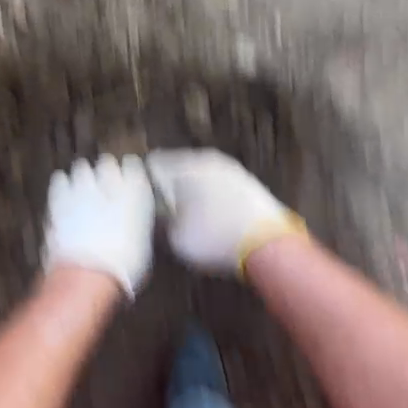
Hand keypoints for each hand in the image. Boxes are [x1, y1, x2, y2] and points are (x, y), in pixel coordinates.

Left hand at [43, 155, 155, 295]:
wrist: (88, 270)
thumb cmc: (125, 265)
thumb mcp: (141, 242)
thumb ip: (136, 221)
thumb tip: (131, 221)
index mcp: (136, 190)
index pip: (133, 166)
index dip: (129, 174)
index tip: (128, 180)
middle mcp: (109, 181)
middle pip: (106, 163)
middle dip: (104, 172)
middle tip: (104, 186)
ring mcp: (81, 186)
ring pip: (81, 168)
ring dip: (82, 176)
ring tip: (82, 188)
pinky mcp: (58, 197)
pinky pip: (59, 180)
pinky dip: (62, 185)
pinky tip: (62, 192)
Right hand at [146, 149, 303, 275]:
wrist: (268, 246)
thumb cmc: (214, 238)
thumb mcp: (176, 236)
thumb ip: (162, 219)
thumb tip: (159, 212)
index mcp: (185, 167)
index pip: (155, 164)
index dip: (145, 179)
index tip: (139, 192)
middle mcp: (209, 161)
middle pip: (181, 167)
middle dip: (170, 182)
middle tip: (160, 201)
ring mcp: (233, 170)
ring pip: (203, 176)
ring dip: (193, 189)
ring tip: (185, 210)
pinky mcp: (251, 185)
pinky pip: (221, 187)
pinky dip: (212, 197)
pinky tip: (210, 214)